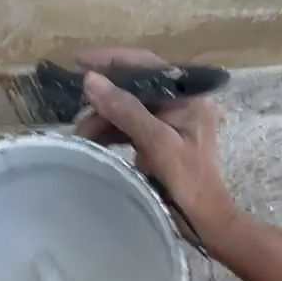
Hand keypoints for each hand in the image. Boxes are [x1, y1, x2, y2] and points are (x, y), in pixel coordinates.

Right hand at [72, 49, 238, 237]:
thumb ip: (126, 110)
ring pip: (127, 108)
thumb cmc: (190, 180)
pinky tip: (92, 142)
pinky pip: (128, 127)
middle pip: (133, 88)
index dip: (113, 60)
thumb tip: (91, 80)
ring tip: (81, 135)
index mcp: (188, 96)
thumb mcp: (157, 142)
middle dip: (104, 99)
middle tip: (76, 108)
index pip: (148, 65)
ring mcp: (168, 121)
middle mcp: (179, 103)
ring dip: (102, 119)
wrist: (205, 220)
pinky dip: (109, 132)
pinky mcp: (158, 139)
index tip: (80, 61)